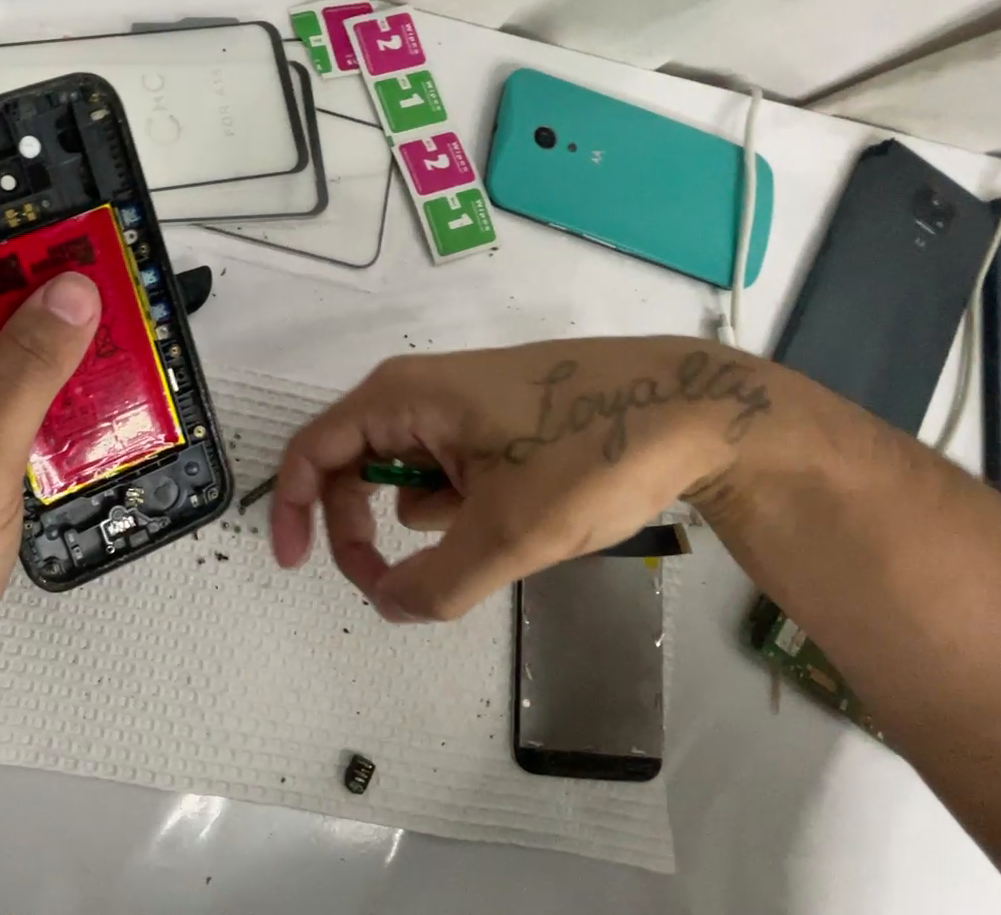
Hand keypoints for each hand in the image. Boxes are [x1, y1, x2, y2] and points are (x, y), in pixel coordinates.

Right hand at [270, 337, 778, 621]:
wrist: (709, 410)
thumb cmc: (593, 453)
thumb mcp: (510, 534)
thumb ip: (436, 583)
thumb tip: (388, 607)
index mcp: (399, 398)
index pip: (311, 451)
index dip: (291, 509)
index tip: (297, 565)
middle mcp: (414, 394)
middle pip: (349, 467)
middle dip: (358, 528)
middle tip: (389, 584)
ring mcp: (454, 406)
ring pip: (400, 475)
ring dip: (418, 522)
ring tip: (486, 539)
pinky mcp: (490, 421)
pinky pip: (443, 471)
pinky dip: (457, 506)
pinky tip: (513, 513)